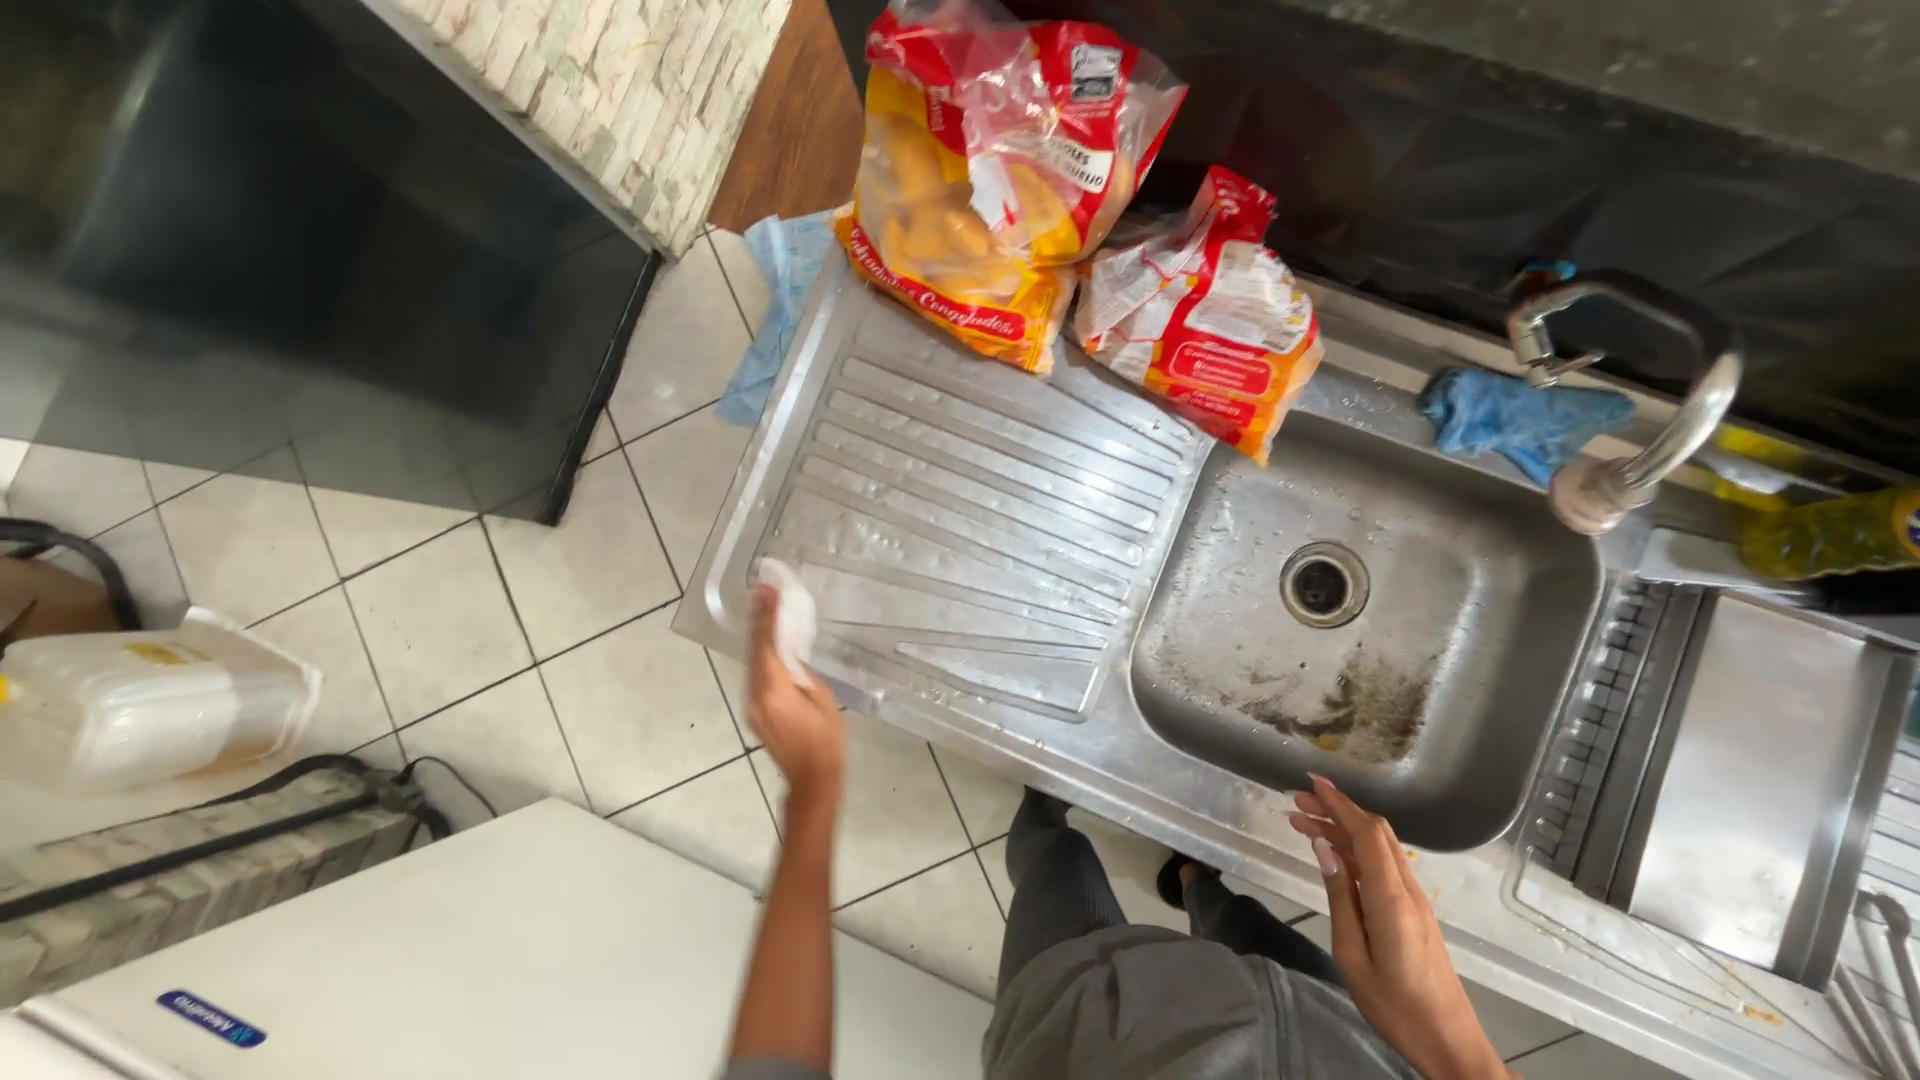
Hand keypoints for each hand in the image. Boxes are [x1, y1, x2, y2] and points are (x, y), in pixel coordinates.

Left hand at [747, 584, 845, 806]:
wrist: (812, 779)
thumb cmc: (826, 740)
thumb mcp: (823, 699)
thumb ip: (803, 674)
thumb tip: (790, 658)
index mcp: (774, 689)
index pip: (767, 644)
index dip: (766, 615)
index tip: (766, 590)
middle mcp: (756, 694)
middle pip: (755, 650)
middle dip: (758, 619)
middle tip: (762, 591)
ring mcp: (752, 705)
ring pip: (753, 663)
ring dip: (758, 637)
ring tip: (764, 608)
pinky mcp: (755, 713)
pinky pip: (757, 677)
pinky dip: (762, 657)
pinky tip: (769, 644)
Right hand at [1289, 775, 1509, 1079]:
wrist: (1452, 1045)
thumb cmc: (1396, 1007)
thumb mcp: (1352, 955)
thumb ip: (1339, 898)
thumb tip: (1324, 850)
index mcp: (1390, 898)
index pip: (1365, 833)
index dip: (1338, 803)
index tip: (1311, 783)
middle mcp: (1408, 890)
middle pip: (1374, 833)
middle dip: (1336, 810)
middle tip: (1297, 803)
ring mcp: (1416, 901)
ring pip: (1379, 847)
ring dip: (1344, 829)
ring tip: (1304, 824)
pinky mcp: (1416, 913)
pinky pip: (1384, 866)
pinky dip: (1356, 850)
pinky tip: (1333, 855)